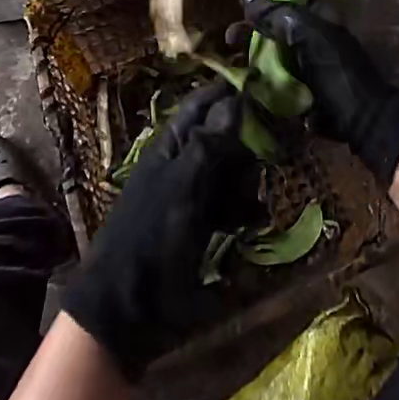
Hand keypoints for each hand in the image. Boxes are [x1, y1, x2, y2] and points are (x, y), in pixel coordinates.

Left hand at [62, 83, 261, 378]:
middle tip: (259, 165)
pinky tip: (249, 223)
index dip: (235, 94)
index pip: (207, 101)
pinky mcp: (203, 221)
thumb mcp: (183, 184)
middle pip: (228, 136)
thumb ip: (210, 142)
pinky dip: (243, 209)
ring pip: (233, 170)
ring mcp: (194, 192)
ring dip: (247, 183)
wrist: (127, 305)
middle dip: (248, 148)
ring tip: (250, 205)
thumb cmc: (152, 236)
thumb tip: (237, 99)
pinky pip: (231, 202)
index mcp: (174, 143)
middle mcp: (186, 160)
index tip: (271, 97)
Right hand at [241, 0, 398, 185]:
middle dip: (252, 38)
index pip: (283, 7)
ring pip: (276, 61)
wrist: (366, 122)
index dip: (259, 10)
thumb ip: (278, 17)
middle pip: (276, 34)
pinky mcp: (310, 98)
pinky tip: (250, 91)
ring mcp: (314, 72)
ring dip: (255, 64)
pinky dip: (267, 87)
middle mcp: (316, 43)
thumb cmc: (338, 74)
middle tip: (230, 45)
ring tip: (236, 71)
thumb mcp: (309, 38)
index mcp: (321, 23)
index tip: (235, 18)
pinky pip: (281, 87)